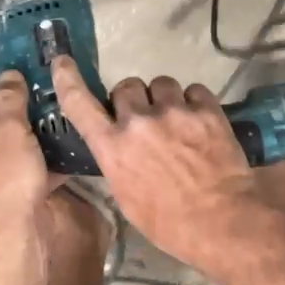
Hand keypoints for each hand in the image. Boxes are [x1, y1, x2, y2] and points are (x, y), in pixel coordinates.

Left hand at [0, 71, 60, 236]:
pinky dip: (42, 165)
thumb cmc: (7, 178)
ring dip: (31, 140)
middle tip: (40, 96)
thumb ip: (9, 100)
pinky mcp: (8, 203)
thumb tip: (8, 74)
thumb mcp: (9, 130)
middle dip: (16, 115)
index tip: (11, 74)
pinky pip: (25, 176)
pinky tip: (65, 154)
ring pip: (11, 154)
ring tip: (56, 120)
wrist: (16, 236)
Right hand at [50, 57, 282, 271]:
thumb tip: (119, 148)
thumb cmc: (168, 223)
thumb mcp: (126, 196)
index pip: (78, 103)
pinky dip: (194, 102)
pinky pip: (194, 90)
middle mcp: (137, 121)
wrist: (221, 221)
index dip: (67, 79)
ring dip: (164, 98)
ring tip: (176, 118)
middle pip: (126, 87)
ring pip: (161, 83)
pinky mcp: (206, 110)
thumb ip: (117, 162)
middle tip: (145, 119)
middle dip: (132, 100)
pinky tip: (200, 121)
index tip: (62, 62)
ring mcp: (173, 112)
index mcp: (112, 147)